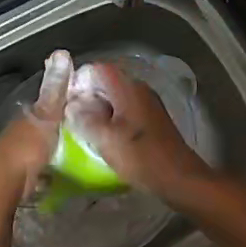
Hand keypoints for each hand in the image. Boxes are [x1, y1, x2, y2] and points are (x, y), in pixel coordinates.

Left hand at [0, 51, 72, 196]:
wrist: (5, 184)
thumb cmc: (26, 148)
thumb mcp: (45, 116)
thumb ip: (54, 91)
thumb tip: (61, 54)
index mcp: (25, 116)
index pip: (45, 103)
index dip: (63, 101)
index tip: (85, 104)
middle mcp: (17, 133)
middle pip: (42, 126)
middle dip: (59, 126)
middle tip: (86, 130)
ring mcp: (17, 156)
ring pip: (40, 146)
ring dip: (55, 147)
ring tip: (78, 151)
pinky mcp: (20, 177)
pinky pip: (41, 167)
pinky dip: (51, 167)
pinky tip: (62, 172)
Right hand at [67, 62, 212, 198]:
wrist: (179, 178)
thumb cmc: (141, 157)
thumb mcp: (105, 139)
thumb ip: (84, 118)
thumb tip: (71, 105)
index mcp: (128, 89)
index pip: (97, 68)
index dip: (79, 80)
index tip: (66, 100)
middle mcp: (139, 90)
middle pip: (106, 82)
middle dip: (86, 96)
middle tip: (71, 117)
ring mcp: (148, 104)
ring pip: (115, 98)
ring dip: (99, 110)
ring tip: (84, 129)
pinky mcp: (151, 120)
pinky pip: (125, 111)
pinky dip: (112, 119)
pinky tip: (105, 138)